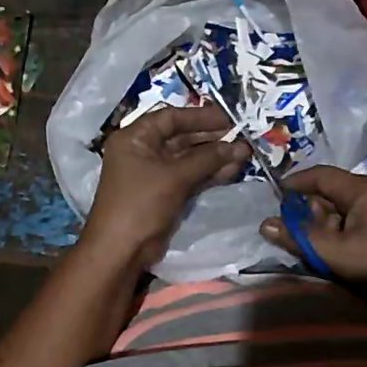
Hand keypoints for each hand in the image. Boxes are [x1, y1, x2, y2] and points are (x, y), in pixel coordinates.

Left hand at [84, 105, 249, 266]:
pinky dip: (208, 173)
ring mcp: (153, 172)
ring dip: (214, 156)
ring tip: (244, 154)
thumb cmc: (140, 204)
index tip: (229, 117)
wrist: (122, 249)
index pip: (170, 118)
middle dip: (211, 138)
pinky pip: (189, 175)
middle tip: (242, 135)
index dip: (200, 117)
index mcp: (134, 138)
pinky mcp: (164, 192)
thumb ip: (207, 158)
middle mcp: (142, 150)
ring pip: (188, 158)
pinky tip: (232, 169)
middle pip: (180, 137)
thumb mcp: (174, 177)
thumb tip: (240, 146)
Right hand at [260, 166, 366, 283]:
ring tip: (310, 250)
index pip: (319, 175)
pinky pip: (353, 226)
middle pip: (328, 194)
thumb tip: (264, 224)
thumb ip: (298, 238)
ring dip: (321, 229)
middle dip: (307, 213)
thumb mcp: (336, 253)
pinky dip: (337, 237)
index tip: (269, 199)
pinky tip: (330, 256)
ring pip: (339, 212)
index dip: (293, 184)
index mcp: (365, 190)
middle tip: (291, 234)